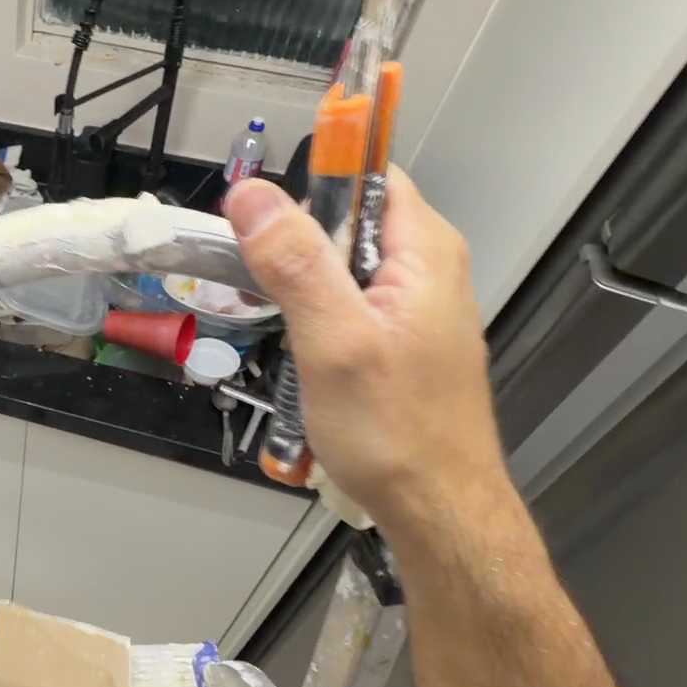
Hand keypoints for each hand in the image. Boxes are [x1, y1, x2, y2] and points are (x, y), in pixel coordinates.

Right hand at [224, 172, 509, 536]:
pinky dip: (313, 325)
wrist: (435, 508)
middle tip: (253, 288)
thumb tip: (251, 196)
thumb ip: (296, 265)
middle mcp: (427, 271)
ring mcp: (414, 312)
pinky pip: (348, 312)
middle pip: (348, 226)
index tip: (257, 225)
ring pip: (342, 274)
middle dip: (293, 249)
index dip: (309, 187)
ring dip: (298, 294)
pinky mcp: (400, 346)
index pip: (368, 178)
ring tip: (272, 330)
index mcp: (424, 251)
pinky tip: (297, 359)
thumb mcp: (334, 342)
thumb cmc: (390, 430)